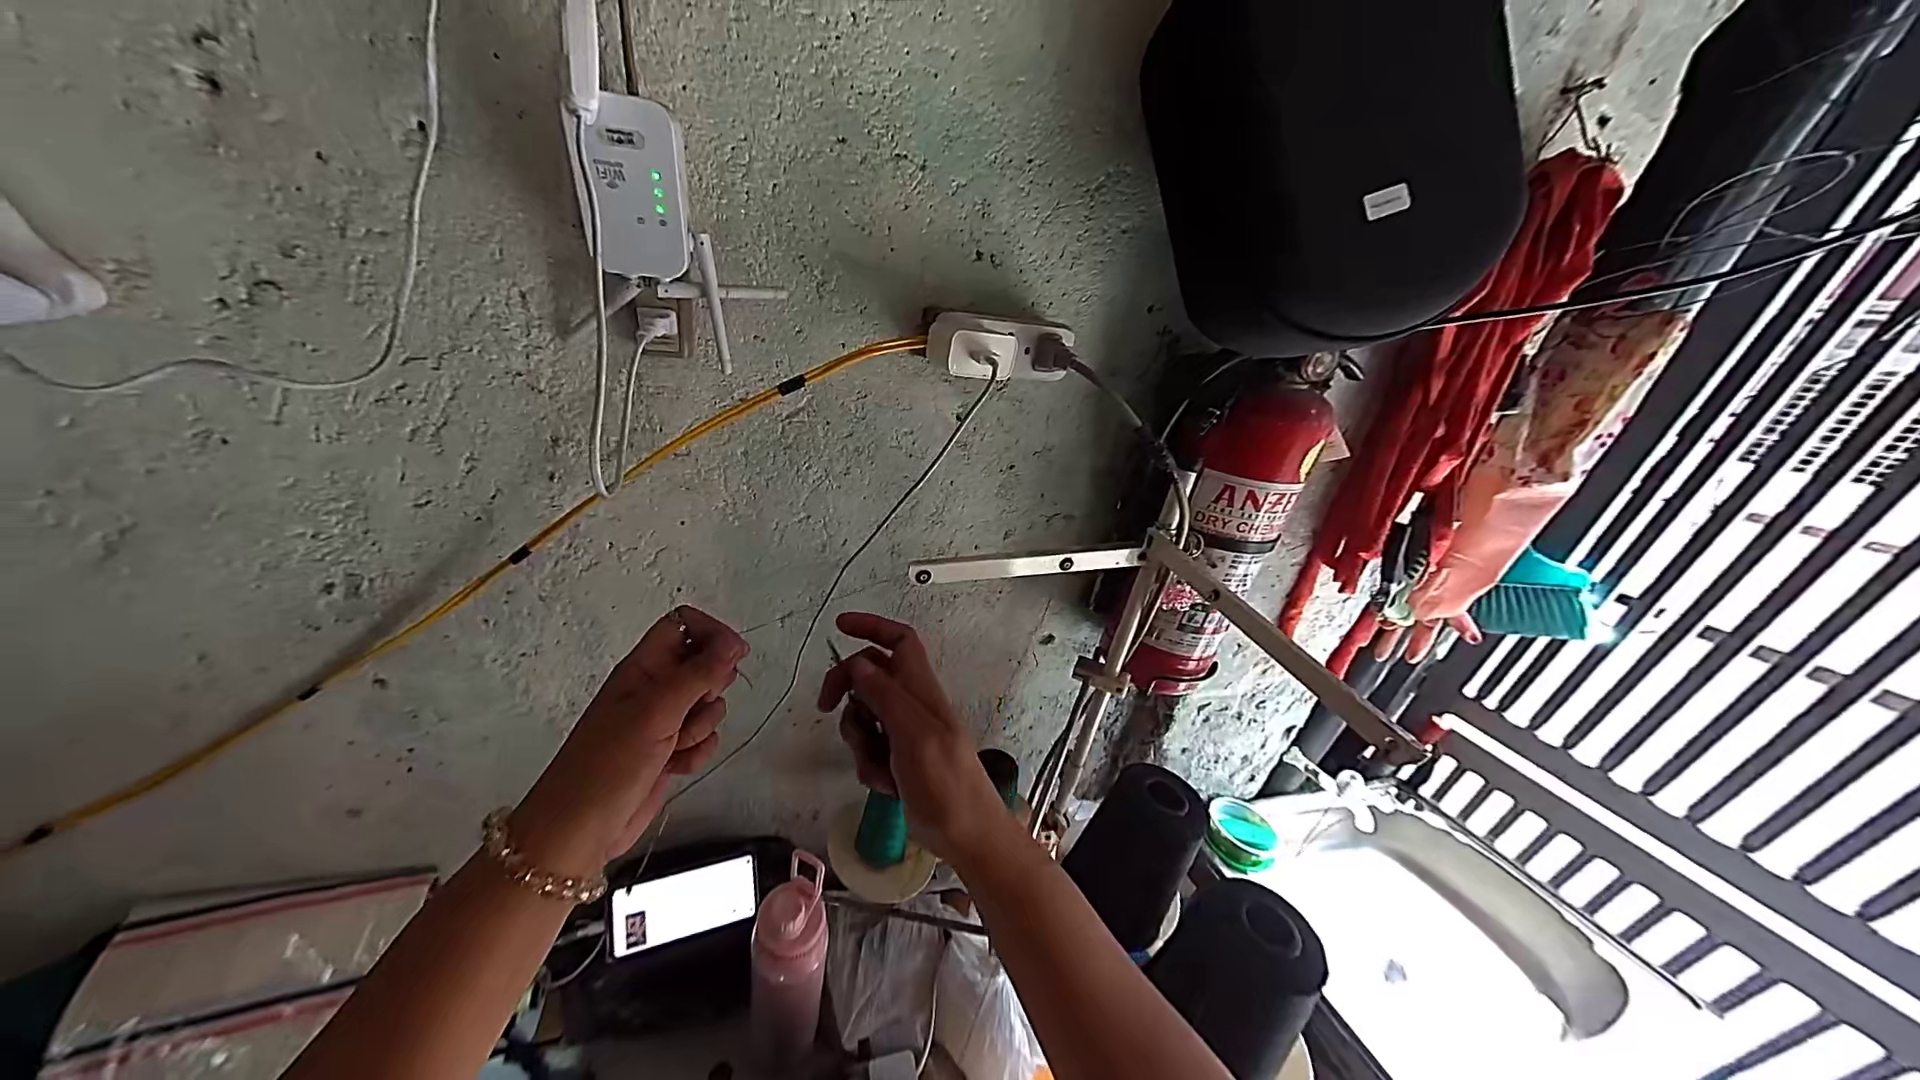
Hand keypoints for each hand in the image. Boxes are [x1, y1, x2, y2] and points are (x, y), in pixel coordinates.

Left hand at [513, 605, 746, 875]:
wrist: (580, 831)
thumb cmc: (608, 765)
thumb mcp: (657, 710)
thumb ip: (700, 672)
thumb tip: (734, 642)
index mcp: (643, 667)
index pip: (685, 625)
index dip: (713, 633)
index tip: (734, 657)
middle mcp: (655, 688)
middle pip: (705, 664)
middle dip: (712, 686)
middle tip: (694, 706)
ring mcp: (663, 721)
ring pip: (709, 704)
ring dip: (702, 726)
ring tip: (674, 745)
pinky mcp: (671, 750)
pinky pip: (705, 738)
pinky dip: (697, 752)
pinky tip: (675, 766)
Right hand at [818, 612, 1009, 861]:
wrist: (965, 834)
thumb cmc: (948, 784)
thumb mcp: (915, 736)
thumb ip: (886, 696)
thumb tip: (859, 664)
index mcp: (921, 689)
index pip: (899, 641)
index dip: (872, 626)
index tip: (841, 626)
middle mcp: (912, 704)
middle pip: (868, 676)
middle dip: (847, 692)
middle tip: (828, 706)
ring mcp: (904, 731)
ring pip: (863, 716)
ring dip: (860, 740)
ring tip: (880, 765)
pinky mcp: (897, 757)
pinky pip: (868, 749)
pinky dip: (869, 765)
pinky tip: (888, 783)